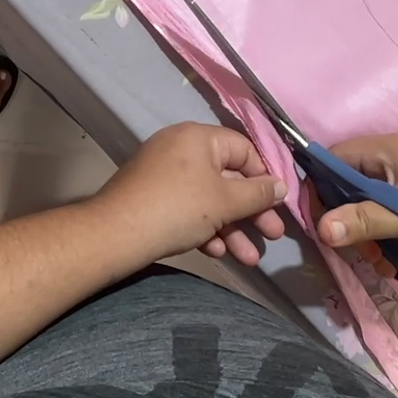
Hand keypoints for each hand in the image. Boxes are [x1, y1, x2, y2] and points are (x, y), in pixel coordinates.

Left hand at [91, 122, 288, 266]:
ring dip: (232, 229)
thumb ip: (258, 193)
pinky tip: (216, 253)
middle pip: (228, 178)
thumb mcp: (225, 201)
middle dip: (252, 212)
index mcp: (198, 138)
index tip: (278, 204)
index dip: (264, 177)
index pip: (244, 150)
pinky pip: (188, 210)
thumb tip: (281, 186)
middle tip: (273, 235)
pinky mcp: (154, 201)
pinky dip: (205, 229)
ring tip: (248, 259)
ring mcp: (165, 176)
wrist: (116, 235)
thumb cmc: (177, 208)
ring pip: (209, 200)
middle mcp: (181, 150)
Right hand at [313, 134, 397, 264]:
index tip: (322, 221)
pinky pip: (393, 212)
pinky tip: (396, 260)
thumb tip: (320, 230)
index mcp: (389, 147)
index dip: (321, 187)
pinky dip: (388, 234)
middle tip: (356, 249)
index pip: (334, 158)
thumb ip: (362, 221)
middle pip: (351, 184)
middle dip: (348, 219)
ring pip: (372, 203)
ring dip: (369, 233)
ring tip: (381, 261)